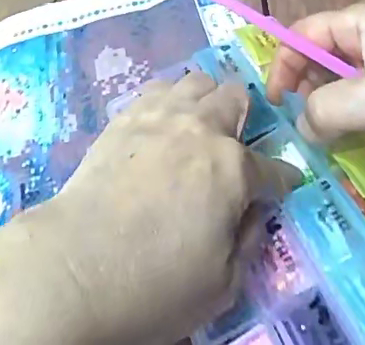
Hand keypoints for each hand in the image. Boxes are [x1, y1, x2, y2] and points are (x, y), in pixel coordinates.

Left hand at [23, 71, 302, 344]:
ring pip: (197, 80)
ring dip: (207, 99)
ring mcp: (160, 113)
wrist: (81, 262)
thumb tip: (251, 213)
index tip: (283, 185)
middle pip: (235, 96)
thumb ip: (247, 240)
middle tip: (236, 144)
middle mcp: (200, 127)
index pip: (272, 169)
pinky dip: (171, 99)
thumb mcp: (223, 284)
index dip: (282, 180)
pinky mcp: (126, 113)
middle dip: (245, 117)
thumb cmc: (157, 283)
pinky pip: (159, 87)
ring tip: (200, 124)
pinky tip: (165, 121)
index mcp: (233, 168)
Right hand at [265, 0, 364, 197]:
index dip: (282, 65)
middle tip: (303, 134)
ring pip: (344, 97)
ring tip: (337, 150)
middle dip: (309, 98)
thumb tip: (301, 126)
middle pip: (320, 66)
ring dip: (338, 123)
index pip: (301, 35)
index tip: (274, 106)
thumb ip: (325, 108)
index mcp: (360, 23)